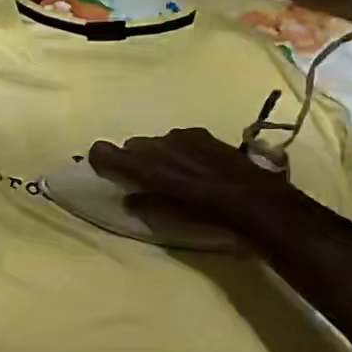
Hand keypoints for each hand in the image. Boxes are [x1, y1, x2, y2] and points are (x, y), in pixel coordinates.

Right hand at [88, 128, 297, 229]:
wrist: (249, 198)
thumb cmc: (203, 213)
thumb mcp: (168, 216)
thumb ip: (144, 203)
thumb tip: (129, 198)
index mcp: (144, 165)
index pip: (105, 152)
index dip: (102, 159)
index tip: (103, 167)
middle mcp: (158, 144)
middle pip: (135, 146)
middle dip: (137, 160)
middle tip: (146, 179)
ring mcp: (183, 135)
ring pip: (160, 142)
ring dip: (162, 154)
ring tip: (177, 175)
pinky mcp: (204, 135)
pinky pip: (183, 140)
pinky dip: (183, 151)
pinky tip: (198, 167)